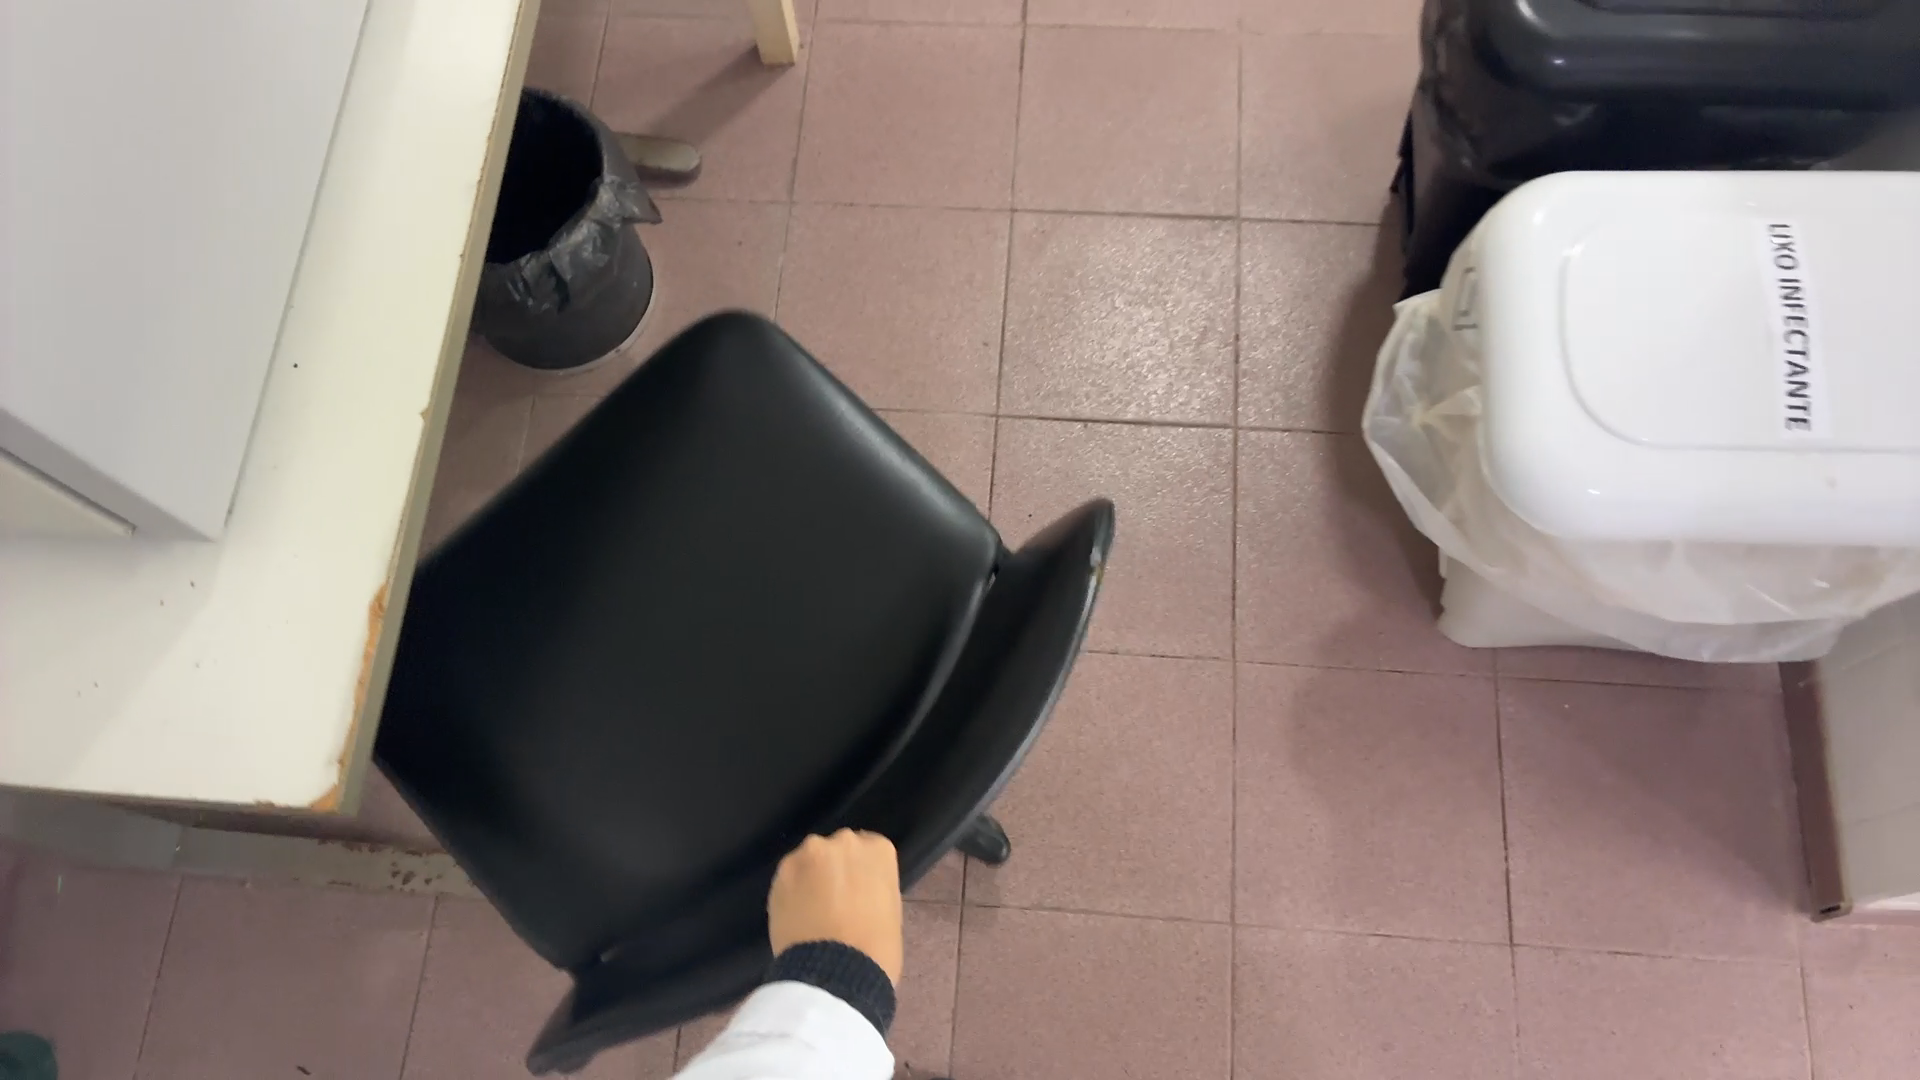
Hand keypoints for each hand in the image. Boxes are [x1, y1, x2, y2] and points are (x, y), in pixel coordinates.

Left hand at [767, 829, 903, 984]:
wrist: (837, 972)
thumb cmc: (876, 949)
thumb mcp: (890, 910)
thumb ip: (874, 887)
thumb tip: (858, 892)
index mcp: (879, 849)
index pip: (869, 849)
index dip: (860, 872)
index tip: (857, 892)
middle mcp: (846, 840)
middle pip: (838, 848)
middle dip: (834, 869)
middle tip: (832, 901)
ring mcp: (812, 852)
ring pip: (811, 859)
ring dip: (810, 877)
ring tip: (809, 910)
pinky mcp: (784, 870)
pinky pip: (789, 876)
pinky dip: (790, 891)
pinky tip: (794, 916)